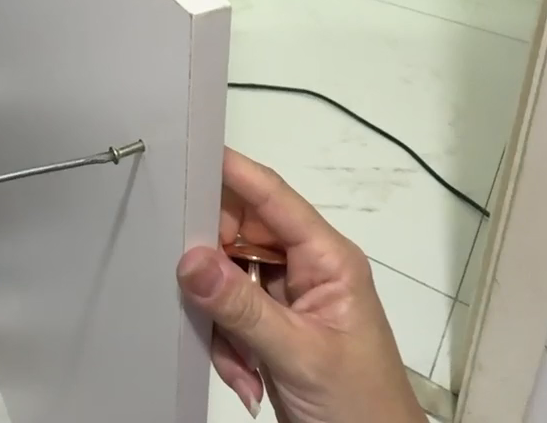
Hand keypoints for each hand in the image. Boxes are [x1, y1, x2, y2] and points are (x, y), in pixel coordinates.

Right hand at [176, 149, 426, 422]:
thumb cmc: (358, 405)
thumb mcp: (300, 354)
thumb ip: (242, 307)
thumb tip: (188, 257)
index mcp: (326, 257)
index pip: (272, 197)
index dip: (232, 170)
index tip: (187, 149)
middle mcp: (303, 265)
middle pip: (238, 235)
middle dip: (214, 269)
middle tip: (190, 289)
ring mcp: (284, 296)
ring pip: (224, 276)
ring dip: (221, 321)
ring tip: (239, 365)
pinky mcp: (267, 325)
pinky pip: (226, 312)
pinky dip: (225, 344)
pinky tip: (245, 379)